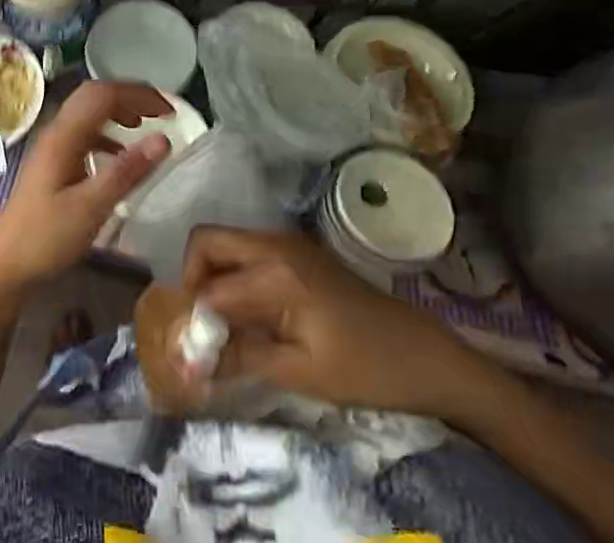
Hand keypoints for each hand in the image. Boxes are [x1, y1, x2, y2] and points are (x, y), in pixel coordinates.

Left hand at [0, 81, 172, 289]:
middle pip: (94, 95)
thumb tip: (163, 139)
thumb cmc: (45, 238)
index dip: (140, 95)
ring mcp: (52, 147)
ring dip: (119, 111)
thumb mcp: (91, 207)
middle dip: (131, 96)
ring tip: (146, 124)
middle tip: (162, 111)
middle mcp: (56, 133)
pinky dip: (107, 134)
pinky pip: (84, 134)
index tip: (171, 111)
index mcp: (64, 136)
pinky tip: (120, 153)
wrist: (4, 266)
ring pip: (89, 112)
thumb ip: (127, 171)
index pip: (104, 95)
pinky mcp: (53, 163)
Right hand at [184, 228, 519, 421]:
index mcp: (277, 272)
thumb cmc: (366, 368)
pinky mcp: (299, 252)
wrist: (424, 355)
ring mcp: (289, 243)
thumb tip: (188, 362)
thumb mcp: (298, 371)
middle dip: (193, 281)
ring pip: (226, 245)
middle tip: (203, 327)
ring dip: (214, 279)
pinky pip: (248, 253)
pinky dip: (235, 277)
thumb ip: (239, 356)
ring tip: (224, 327)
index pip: (209, 287)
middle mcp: (277, 244)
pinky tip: (249, 316)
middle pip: (207, 242)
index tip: (192, 353)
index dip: (193, 320)